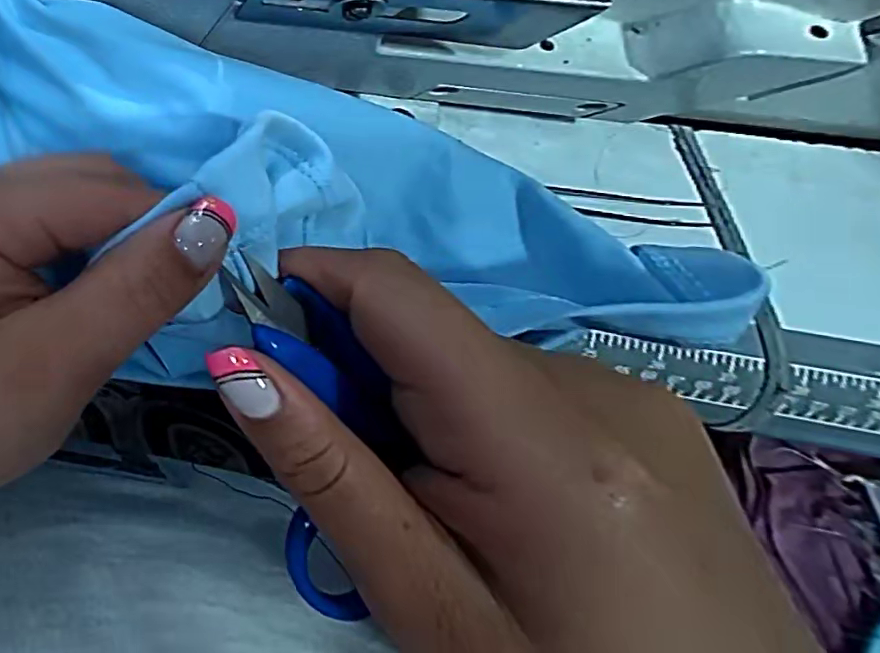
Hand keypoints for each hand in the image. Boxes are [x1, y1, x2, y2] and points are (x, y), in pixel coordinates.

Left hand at [0, 155, 232, 547]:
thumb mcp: (58, 362)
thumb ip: (136, 287)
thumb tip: (215, 220)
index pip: (103, 192)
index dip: (170, 226)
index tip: (216, 276)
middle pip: (92, 181)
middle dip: (144, 230)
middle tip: (165, 300)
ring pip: (81, 195)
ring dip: (120, 238)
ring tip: (126, 301)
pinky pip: (58, 216)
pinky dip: (92, 246)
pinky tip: (91, 292)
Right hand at [209, 248, 816, 652]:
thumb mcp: (424, 600)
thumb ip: (325, 469)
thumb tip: (234, 365)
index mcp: (542, 433)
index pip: (394, 291)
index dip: (310, 279)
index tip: (254, 327)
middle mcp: (593, 384)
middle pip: (422, 323)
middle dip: (346, 357)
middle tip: (326, 442)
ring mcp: (629, 396)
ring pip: (458, 352)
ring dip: (401, 390)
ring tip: (411, 485)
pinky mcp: (645, 417)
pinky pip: (506, 377)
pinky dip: (456, 406)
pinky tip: (480, 489)